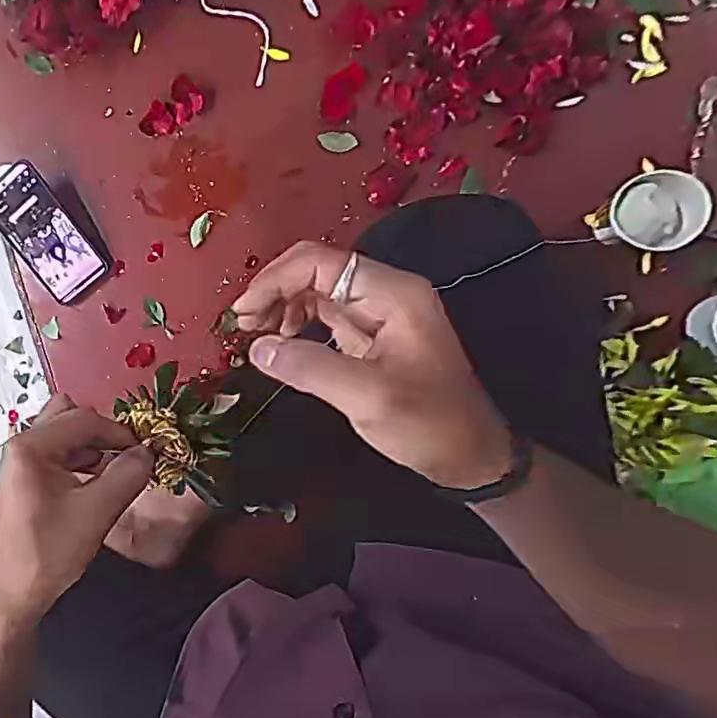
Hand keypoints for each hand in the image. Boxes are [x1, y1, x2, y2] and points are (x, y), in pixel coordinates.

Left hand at [0, 395, 153, 624]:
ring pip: (65, 435)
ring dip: (94, 446)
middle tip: (129, 454)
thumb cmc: (49, 553)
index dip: (119, 432)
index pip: (84, 419)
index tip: (145, 450)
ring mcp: (22, 463)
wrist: (16, 595)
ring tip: (118, 470)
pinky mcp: (27, 480)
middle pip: (70, 417)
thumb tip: (149, 452)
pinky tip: (99, 482)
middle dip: (104, 432)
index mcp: (30, 447)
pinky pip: (60, 454)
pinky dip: (83, 460)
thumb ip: (127, 474)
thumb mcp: (97, 511)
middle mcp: (21, 447)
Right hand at [233, 242, 511, 488]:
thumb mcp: (368, 399)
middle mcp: (386, 292)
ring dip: (283, 305)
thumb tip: (258, 348)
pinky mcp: (374, 333)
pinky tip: (282, 343)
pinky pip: (327, 314)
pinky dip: (298, 322)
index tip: (243, 314)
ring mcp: (381, 311)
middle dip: (275, 290)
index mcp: (392, 294)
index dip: (275, 281)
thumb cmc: (430, 425)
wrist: (473, 454)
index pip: (321, 262)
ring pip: (318, 290)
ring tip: (257, 335)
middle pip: (317, 269)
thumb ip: (310, 368)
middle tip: (243, 326)